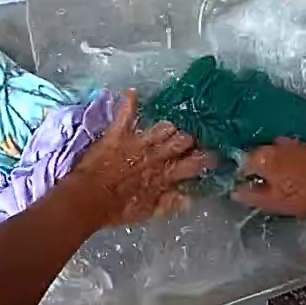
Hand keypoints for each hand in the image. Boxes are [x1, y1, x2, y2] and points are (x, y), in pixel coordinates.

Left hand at [68, 92, 211, 226]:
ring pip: (162, 127)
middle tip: (191, 139)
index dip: (206, 158)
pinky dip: (130, 102)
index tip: (216, 154)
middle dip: (189, 139)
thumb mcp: (147, 212)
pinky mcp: (119, 133)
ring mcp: (138, 141)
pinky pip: (127, 113)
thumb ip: (170, 204)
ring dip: (168, 126)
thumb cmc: (118, 209)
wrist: (89, 198)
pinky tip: (133, 92)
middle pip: (181, 140)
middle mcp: (156, 154)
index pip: (193, 164)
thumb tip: (190, 199)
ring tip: (171, 125)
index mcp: (165, 175)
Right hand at [231, 138, 305, 218]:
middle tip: (263, 182)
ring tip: (280, 177)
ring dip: (275, 160)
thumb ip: (249, 195)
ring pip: (276, 150)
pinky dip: (289, 158)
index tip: (245, 183)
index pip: (243, 162)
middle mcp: (276, 145)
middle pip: (259, 153)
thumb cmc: (301, 197)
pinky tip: (296, 171)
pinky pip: (292, 151)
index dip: (242, 174)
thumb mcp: (271, 202)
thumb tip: (235, 191)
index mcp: (263, 157)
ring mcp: (294, 144)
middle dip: (258, 165)